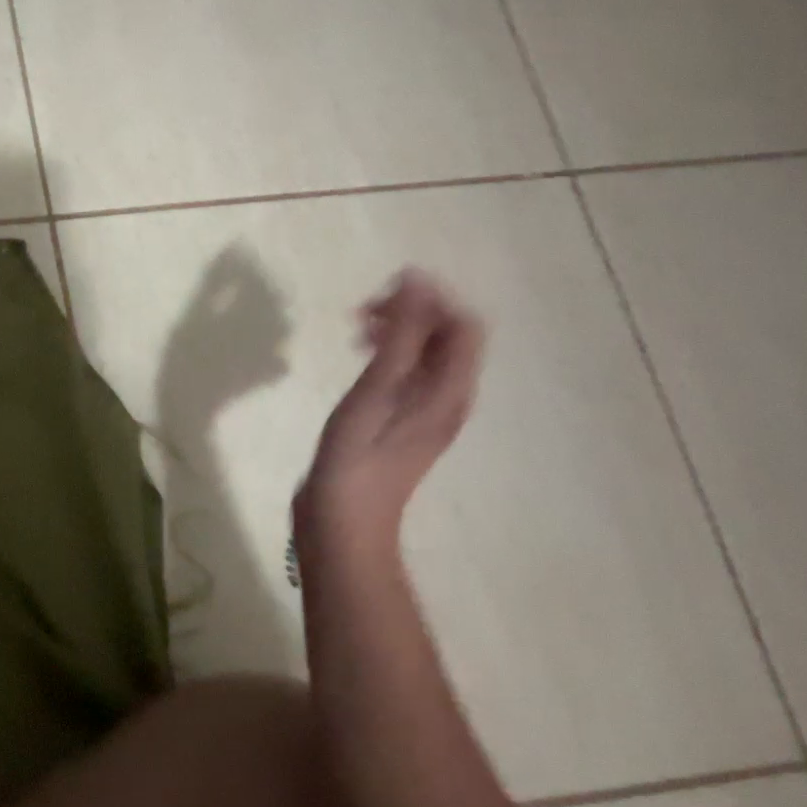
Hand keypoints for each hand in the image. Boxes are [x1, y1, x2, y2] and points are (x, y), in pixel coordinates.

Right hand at [297, 270, 484, 542]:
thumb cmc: (356, 459)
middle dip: (410, 312)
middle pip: (447, 337)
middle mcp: (446, 399)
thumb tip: (415, 281)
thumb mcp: (376, 392)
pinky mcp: (399, 424)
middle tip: (359, 313)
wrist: (343, 525)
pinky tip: (355, 362)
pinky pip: (406, 376)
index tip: (378, 292)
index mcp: (449, 390)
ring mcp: (424, 414)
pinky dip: (385, 356)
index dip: (429, 298)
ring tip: (353, 332)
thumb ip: (399, 336)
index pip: (463, 324)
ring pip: (425, 356)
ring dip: (395, 333)